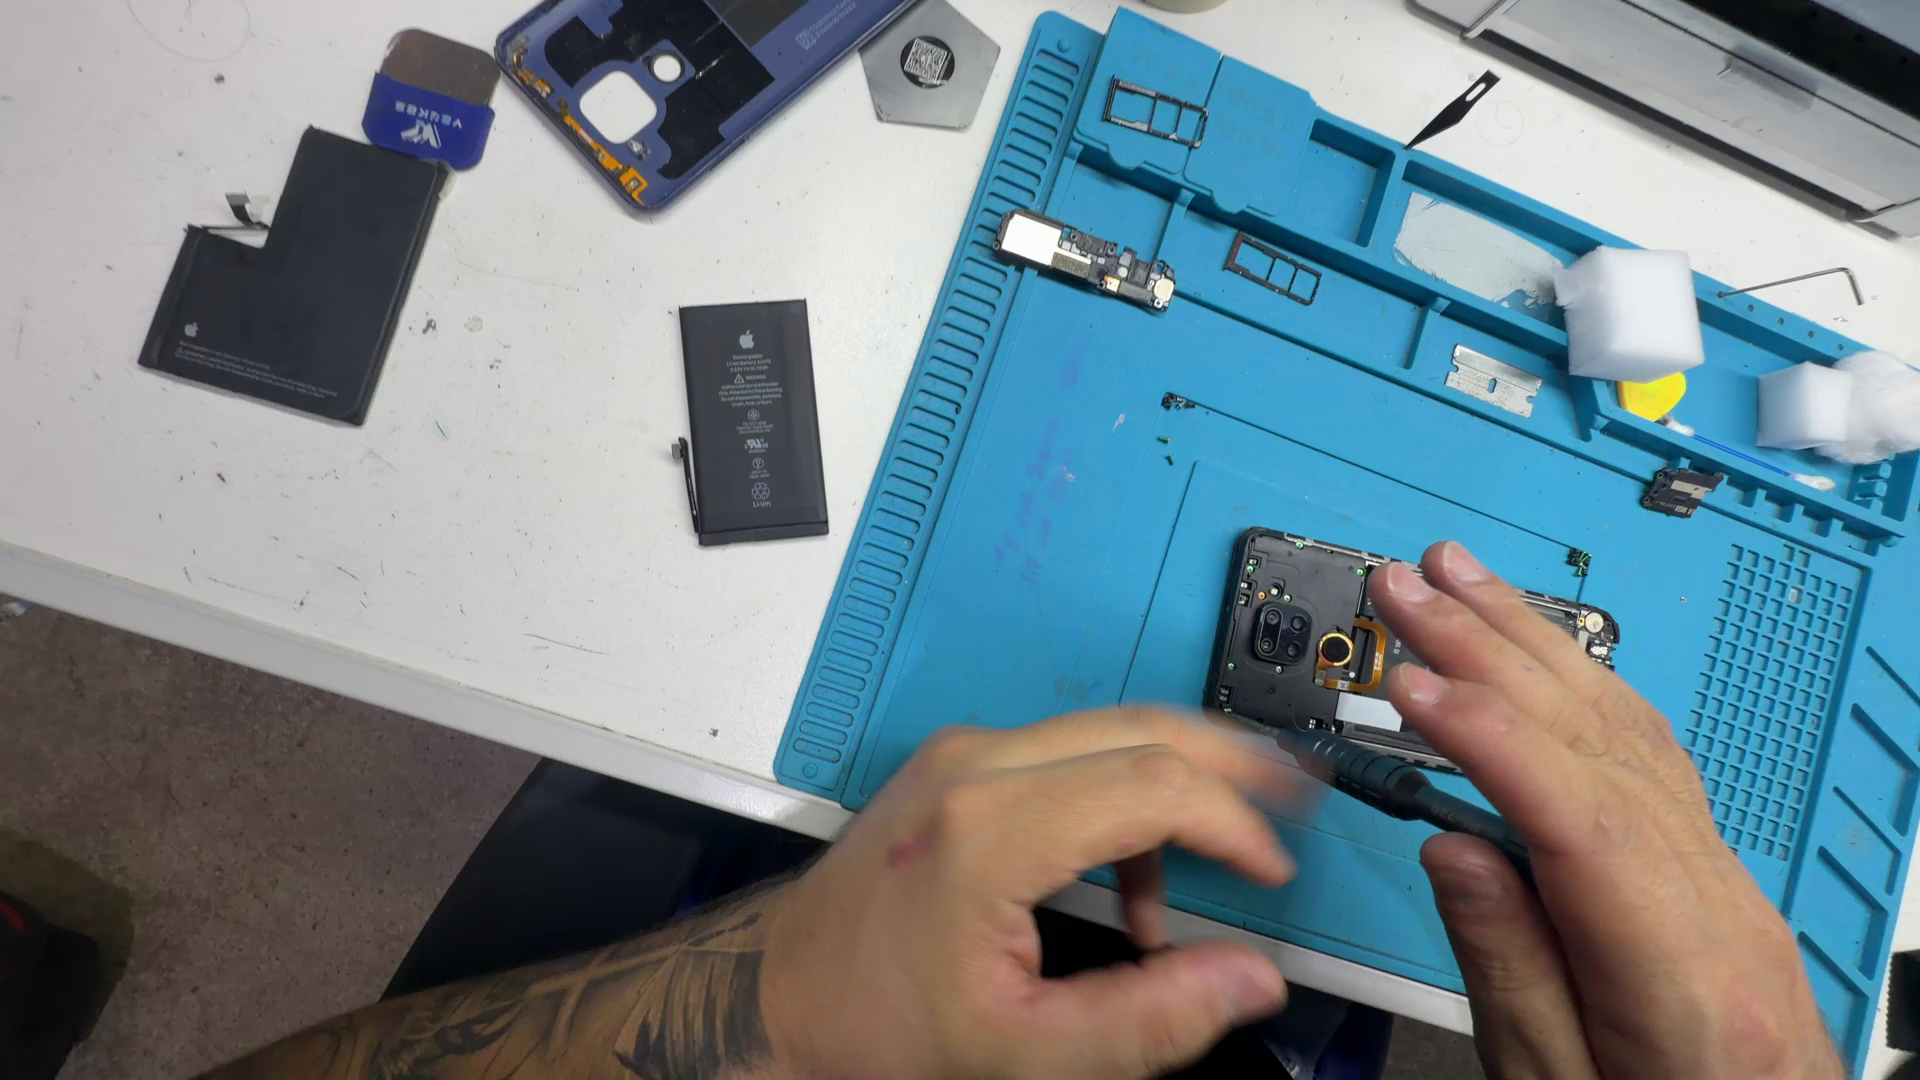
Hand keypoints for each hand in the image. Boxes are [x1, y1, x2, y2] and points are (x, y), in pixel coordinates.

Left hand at [756, 708, 1298, 1079]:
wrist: (782, 986)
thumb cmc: (878, 1024)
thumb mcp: (1024, 1055)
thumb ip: (1152, 1018)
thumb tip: (1248, 977)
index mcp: (991, 826)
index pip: (1150, 781)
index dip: (1232, 820)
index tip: (1272, 869)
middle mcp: (978, 761)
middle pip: (1137, 726)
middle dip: (1228, 758)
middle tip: (1291, 794)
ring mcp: (966, 750)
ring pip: (1107, 730)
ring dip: (1171, 785)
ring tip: (1181, 886)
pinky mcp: (961, 758)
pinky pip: (1067, 751)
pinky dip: (1117, 795)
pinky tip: (1116, 873)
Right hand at [1370, 541, 1842, 1079]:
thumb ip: (1505, 964)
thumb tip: (1450, 849)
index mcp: (1676, 966)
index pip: (1576, 813)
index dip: (1483, 733)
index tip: (1404, 682)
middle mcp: (1710, 892)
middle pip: (1591, 737)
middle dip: (1485, 644)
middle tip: (1407, 586)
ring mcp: (1712, 860)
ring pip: (1616, 717)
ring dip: (1523, 632)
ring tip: (1456, 574)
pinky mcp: (1696, 847)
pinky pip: (1638, 737)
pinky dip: (1574, 669)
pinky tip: (1532, 638)